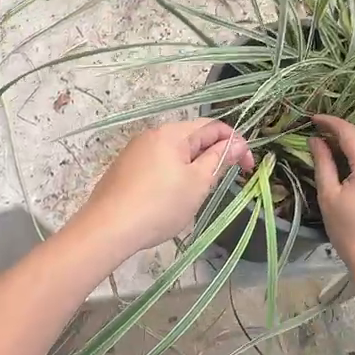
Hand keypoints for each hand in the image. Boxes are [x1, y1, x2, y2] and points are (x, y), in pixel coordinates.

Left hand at [69, 119, 254, 254]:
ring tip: (195, 195)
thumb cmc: (159, 205)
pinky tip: (169, 200)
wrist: (107, 229)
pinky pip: (158, 164)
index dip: (235, 144)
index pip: (213, 126)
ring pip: (175, 153)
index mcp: (172, 133)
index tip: (247, 168)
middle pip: (193, 138)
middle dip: (213, 156)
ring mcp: (135, 151)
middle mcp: (153, 134)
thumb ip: (218, 159)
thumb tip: (236, 143)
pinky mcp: (124, 168)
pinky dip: (172, 175)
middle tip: (222, 183)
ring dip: (193, 167)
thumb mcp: (198, 183)